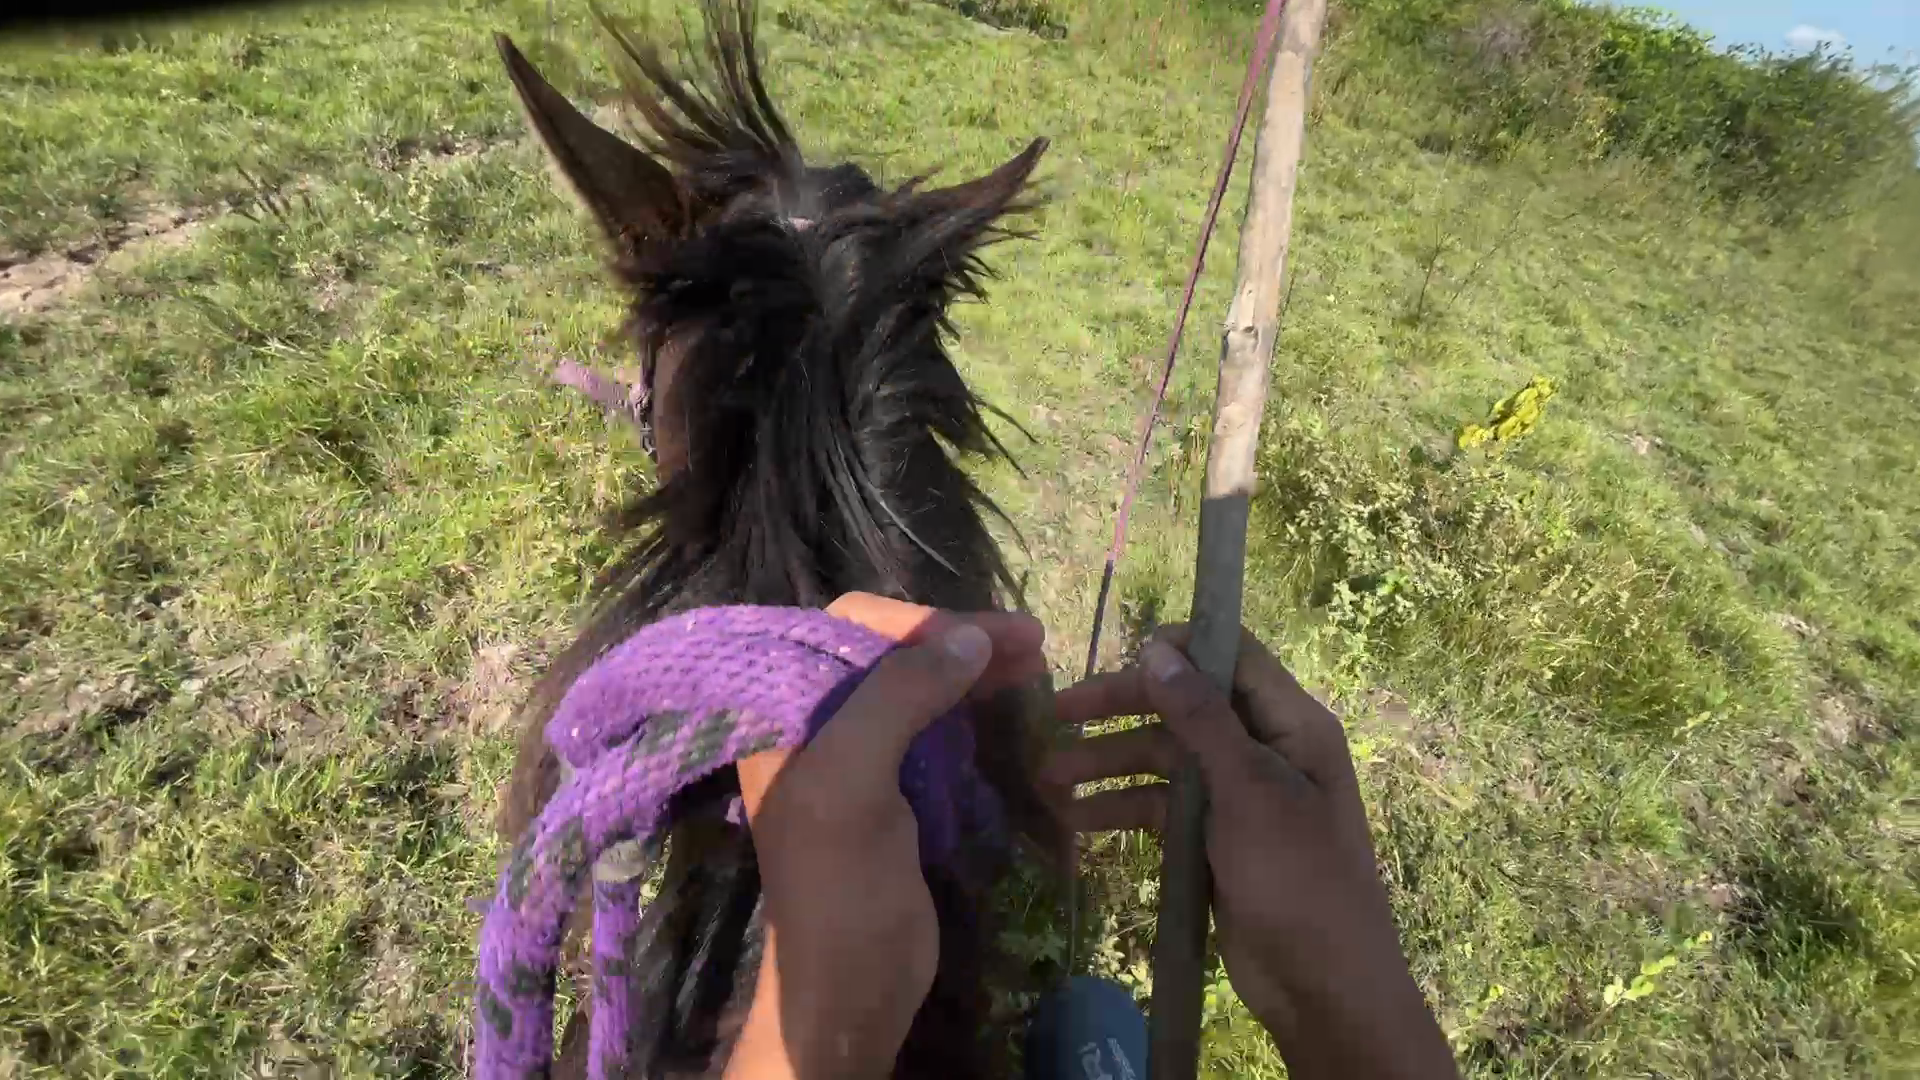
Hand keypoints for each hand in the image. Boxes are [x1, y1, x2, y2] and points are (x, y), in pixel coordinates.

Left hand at [724, 593, 1046, 1079]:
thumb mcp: (852, 783)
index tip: (983, 634)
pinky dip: (972, 697)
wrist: (853, 991)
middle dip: (958, 636)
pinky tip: (1010, 688)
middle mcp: (816, 715)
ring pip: (918, 678)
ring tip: (1035, 655)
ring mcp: (856, 744)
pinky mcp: (892, 774)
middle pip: (891, 648)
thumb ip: (898, 698)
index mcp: (782, 707)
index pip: (849, 627)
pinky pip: (933, 714)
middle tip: (1029, 636)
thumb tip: (968, 637)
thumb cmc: (840, 888)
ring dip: (973, 662)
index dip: (917, 622)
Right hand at [1044, 625, 1457, 1079]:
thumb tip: (1156, 649)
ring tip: (1049, 776)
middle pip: (1180, 705)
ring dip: (1106, 763)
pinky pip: (1156, 802)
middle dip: (1120, 707)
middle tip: (1059, 710)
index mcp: (1288, 723)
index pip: (1233, 656)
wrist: (1323, 993)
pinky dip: (1119, 807)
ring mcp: (1231, 791)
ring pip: (1159, 756)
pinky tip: (1076, 819)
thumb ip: (1201, 716)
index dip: (1182, 646)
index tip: (1127, 648)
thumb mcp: (1249, 790)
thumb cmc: (1298, 878)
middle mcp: (1258, 746)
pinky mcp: (1208, 832)